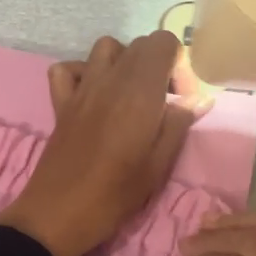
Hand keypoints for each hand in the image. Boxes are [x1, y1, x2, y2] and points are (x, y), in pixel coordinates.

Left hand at [0, 31, 210, 255]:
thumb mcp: (159, 166)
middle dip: (157, 64)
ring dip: (123, 61)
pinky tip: (93, 95)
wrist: (58, 213)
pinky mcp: (60, 102)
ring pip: (106, 48)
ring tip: (131, 94)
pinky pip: (68, 69)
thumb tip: (197, 99)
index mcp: (139, 92)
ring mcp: (81, 88)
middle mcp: (110, 80)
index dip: (177, 63)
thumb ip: (178, 125)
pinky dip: (82, 72)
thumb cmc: (115, 194)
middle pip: (139, 45)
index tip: (180, 97)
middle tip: (162, 102)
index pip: (162, 42)